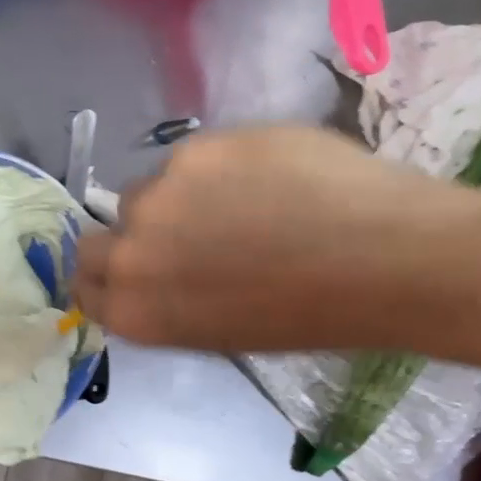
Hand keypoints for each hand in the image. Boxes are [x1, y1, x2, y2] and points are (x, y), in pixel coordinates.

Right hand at [73, 126, 457, 352]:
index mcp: (132, 310)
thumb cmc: (310, 315)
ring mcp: (157, 198)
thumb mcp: (212, 330)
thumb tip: (151, 271)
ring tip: (236, 203)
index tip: (139, 270)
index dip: (110, 277)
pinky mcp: (197, 151)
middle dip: (130, 237)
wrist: (395, 261)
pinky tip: (267, 178)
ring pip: (143, 192)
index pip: (85, 286)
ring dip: (172, 199)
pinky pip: (188, 159)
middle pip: (98, 239)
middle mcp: (128, 256)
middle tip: (181, 235)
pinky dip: (216, 168)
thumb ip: (161, 300)